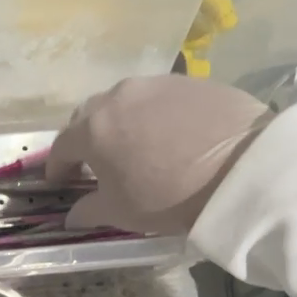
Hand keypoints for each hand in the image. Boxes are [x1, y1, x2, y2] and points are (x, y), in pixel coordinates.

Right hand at [47, 75, 270, 235]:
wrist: (239, 169)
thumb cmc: (165, 196)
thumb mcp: (119, 212)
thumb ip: (88, 211)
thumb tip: (72, 215)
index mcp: (92, 128)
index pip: (61, 146)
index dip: (57, 167)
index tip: (60, 182)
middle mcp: (119, 96)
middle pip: (90, 115)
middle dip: (85, 138)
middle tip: (94, 161)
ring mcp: (156, 83)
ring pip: (124, 101)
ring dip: (119, 122)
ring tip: (132, 145)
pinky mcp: (191, 81)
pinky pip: (157, 98)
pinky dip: (151, 115)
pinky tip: (165, 136)